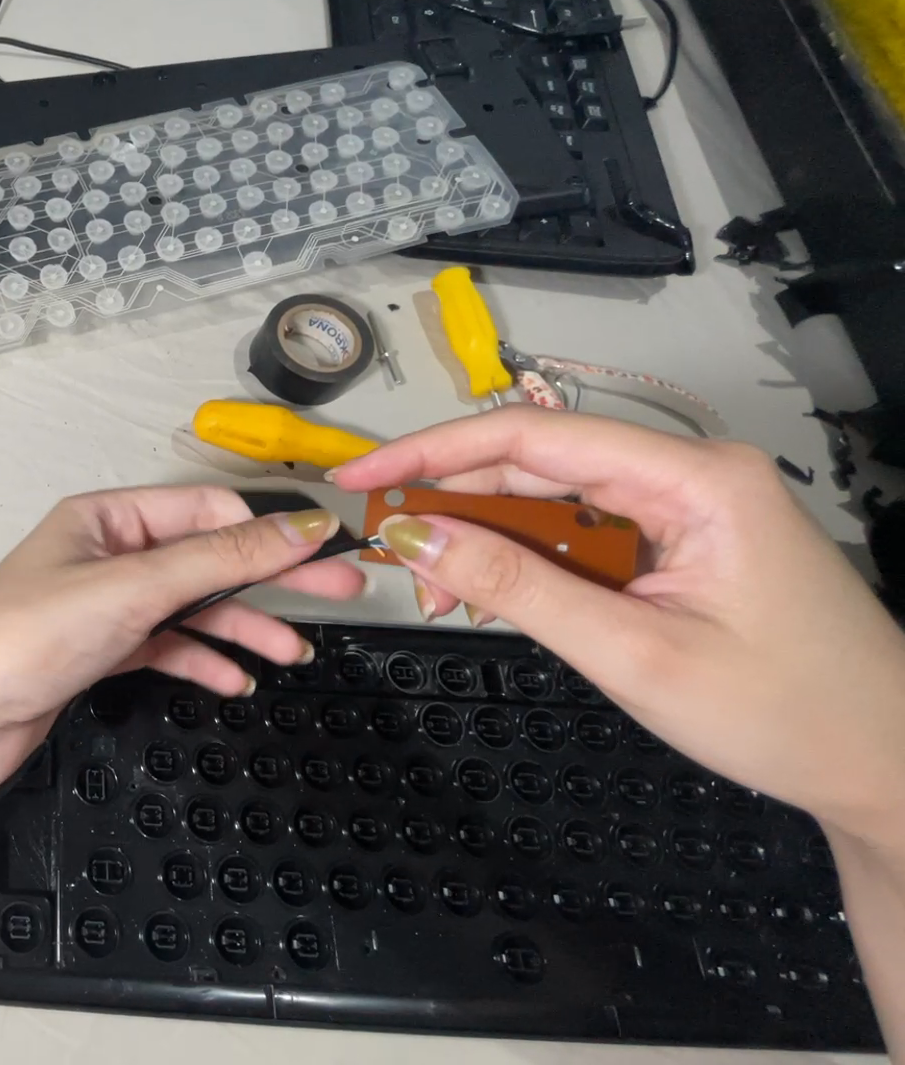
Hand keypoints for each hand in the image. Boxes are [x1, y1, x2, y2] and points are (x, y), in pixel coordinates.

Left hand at [0, 486, 364, 799]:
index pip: (202, 510)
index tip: (326, 548)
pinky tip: (233, 679)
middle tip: (339, 593)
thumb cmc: (22, 638)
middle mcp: (104, 555)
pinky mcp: (98, 650)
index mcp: (104, 517)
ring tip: (291, 652)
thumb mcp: (132, 588)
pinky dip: (200, 659)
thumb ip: (219, 559)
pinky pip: (165, 646)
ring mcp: (102, 605)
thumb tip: (299, 526)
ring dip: (240, 628)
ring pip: (188, 606)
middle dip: (268, 578)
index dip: (266, 528)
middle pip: (203, 557)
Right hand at [332, 407, 904, 842]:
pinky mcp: (661, 539)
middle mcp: (680, 476)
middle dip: (446, 506)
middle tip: (388, 554)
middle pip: (526, 465)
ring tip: (437, 592)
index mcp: (693, 480)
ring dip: (473, 540)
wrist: (891, 770)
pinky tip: (481, 591)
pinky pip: (560, 532)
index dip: (429, 451)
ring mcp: (672, 507)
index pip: (529, 437)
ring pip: (536, 499)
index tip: (358, 478)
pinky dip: (508, 561)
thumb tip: (408, 536)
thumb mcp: (629, 651)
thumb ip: (512, 585)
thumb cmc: (785, 713)